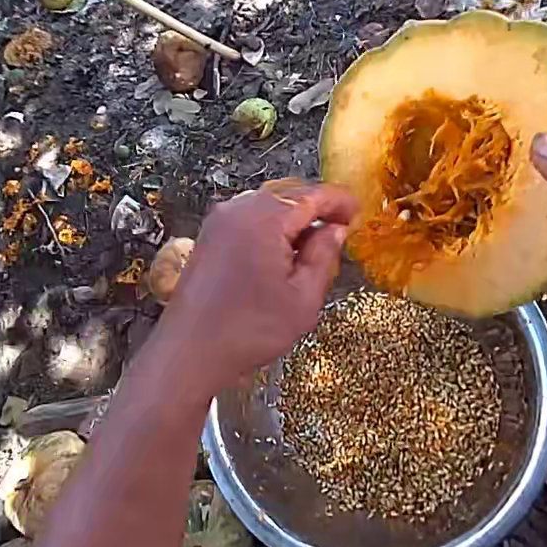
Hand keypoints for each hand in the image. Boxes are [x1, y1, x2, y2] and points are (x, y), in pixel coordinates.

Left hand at [147, 179, 357, 392]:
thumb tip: (335, 230)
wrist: (189, 352)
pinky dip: (273, 228)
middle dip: (317, 208)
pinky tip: (283, 255)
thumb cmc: (248, 330)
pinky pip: (250, 219)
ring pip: (268, 206)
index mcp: (263, 220)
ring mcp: (219, 222)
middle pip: (288, 194)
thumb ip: (323, 256)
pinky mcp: (209, 237)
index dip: (339, 201)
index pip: (311, 195)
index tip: (358, 212)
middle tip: (341, 229)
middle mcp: (238, 211)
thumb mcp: (302, 298)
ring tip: (315, 247)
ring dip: (295, 219)